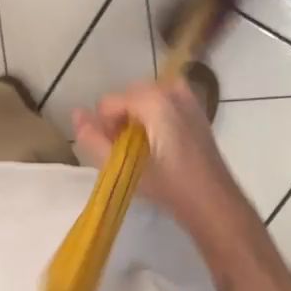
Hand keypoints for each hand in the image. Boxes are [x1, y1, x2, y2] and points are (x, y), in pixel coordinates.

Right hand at [70, 78, 244, 228]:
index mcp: (153, 100)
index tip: (118, 153)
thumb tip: (76, 114)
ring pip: (141, 100)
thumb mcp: (124, 166)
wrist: (214, 202)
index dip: (106, 128)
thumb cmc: (169, 186)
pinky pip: (160, 102)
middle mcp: (170, 88)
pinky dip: (152, 118)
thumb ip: (93, 139)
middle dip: (120, 121)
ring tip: (144, 149)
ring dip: (135, 120)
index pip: (108, 103)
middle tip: (129, 152)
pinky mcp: (194, 105)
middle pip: (125, 98)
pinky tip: (160, 144)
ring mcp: (186, 95)